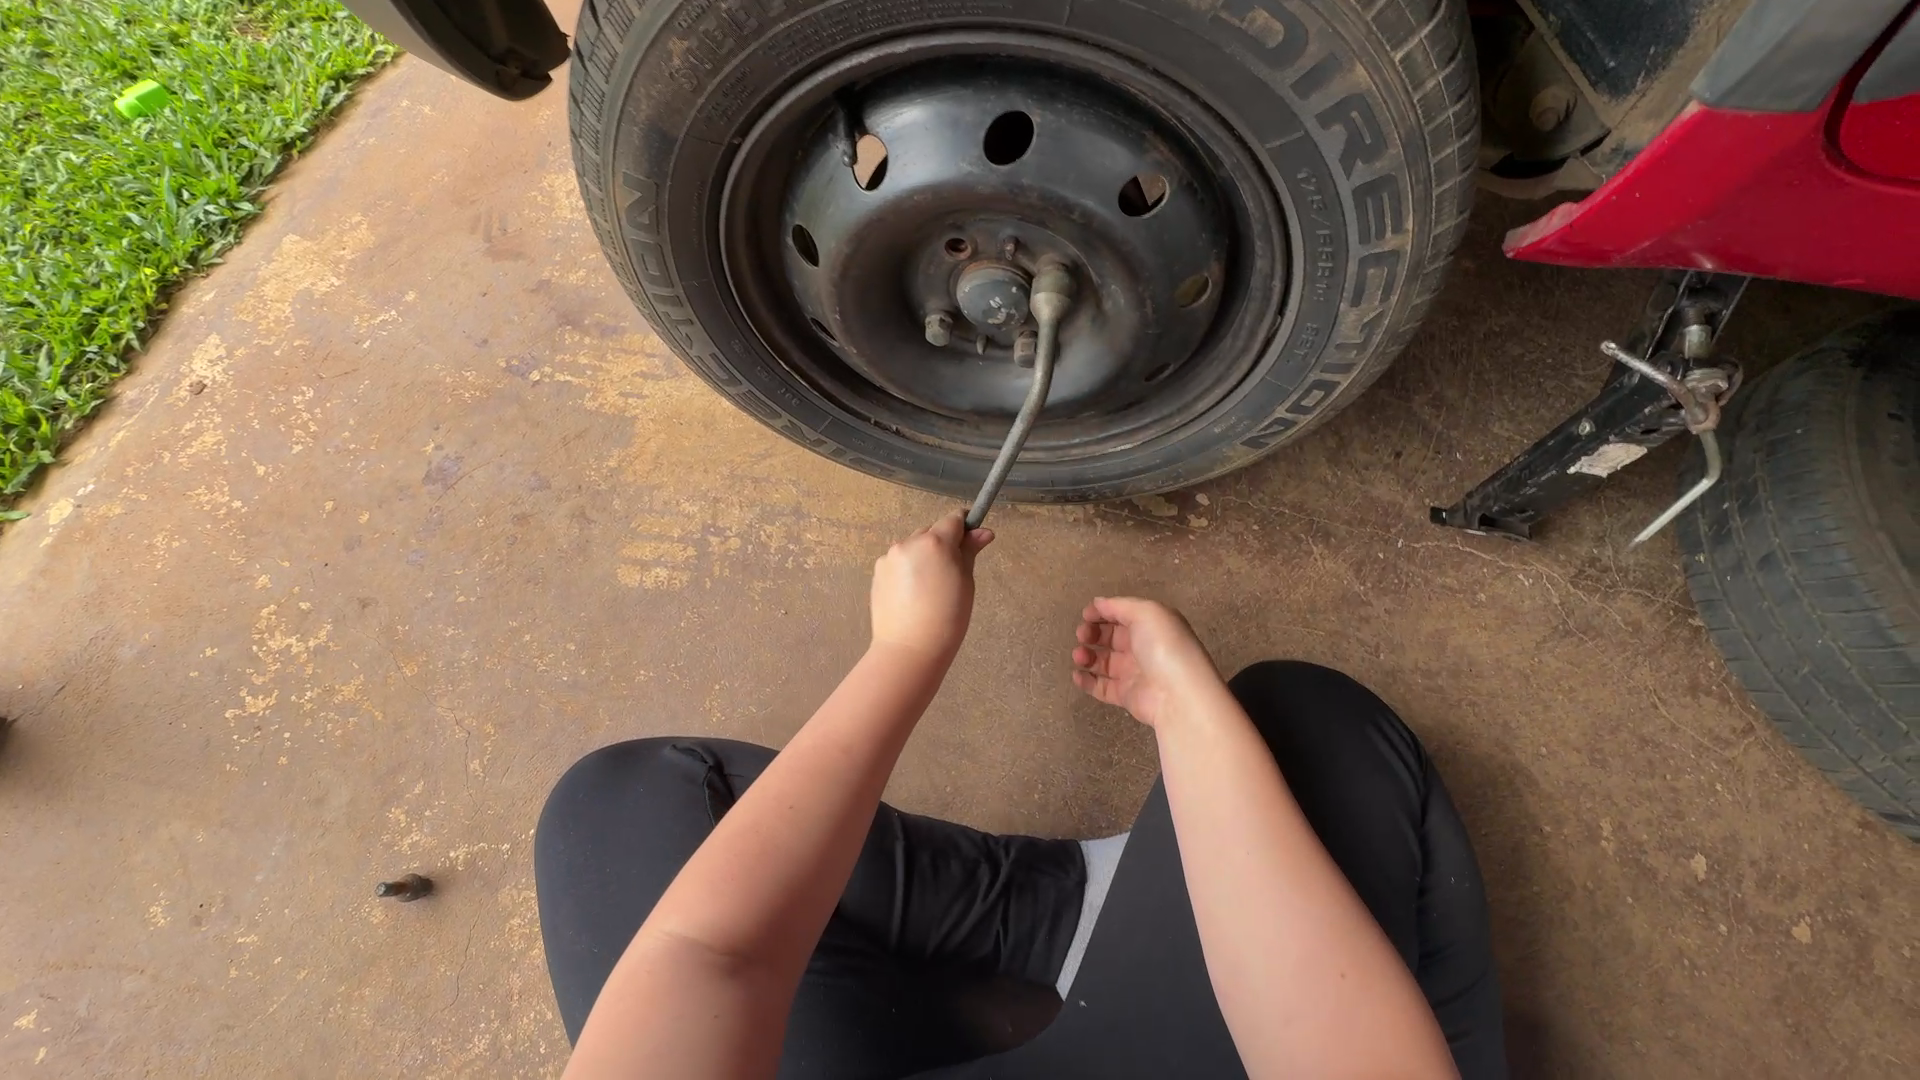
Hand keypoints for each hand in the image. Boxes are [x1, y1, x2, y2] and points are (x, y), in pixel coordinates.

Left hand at [870, 512, 993, 661]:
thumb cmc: (948, 617)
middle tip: (951, 573)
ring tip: (930, 587)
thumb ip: (970, 552)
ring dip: (924, 556)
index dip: (965, 528)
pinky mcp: (878, 572)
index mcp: (935, 542)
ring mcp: (889, 557)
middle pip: (931, 531)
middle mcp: (909, 542)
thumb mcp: (966, 582)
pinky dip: (908, 569)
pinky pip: (899, 561)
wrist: (910, 648)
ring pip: (913, 546)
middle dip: (943, 544)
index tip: (971, 541)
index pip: (953, 519)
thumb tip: (983, 532)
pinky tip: (912, 594)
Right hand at [1071, 597, 1223, 728]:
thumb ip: (1120, 605)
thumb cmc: (1163, 647)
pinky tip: (1078, 675)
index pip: (1122, 615)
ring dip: (1086, 655)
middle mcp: (1142, 647)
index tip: (1085, 615)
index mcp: (1151, 625)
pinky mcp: (1126, 696)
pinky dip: (1087, 681)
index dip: (1102, 612)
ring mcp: (1134, 672)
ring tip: (1079, 656)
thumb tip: (1098, 603)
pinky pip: (1101, 687)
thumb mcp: (1147, 613)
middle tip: (1082, 635)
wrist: (1177, 694)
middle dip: (1092, 633)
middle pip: (1110, 637)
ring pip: (1103, 661)